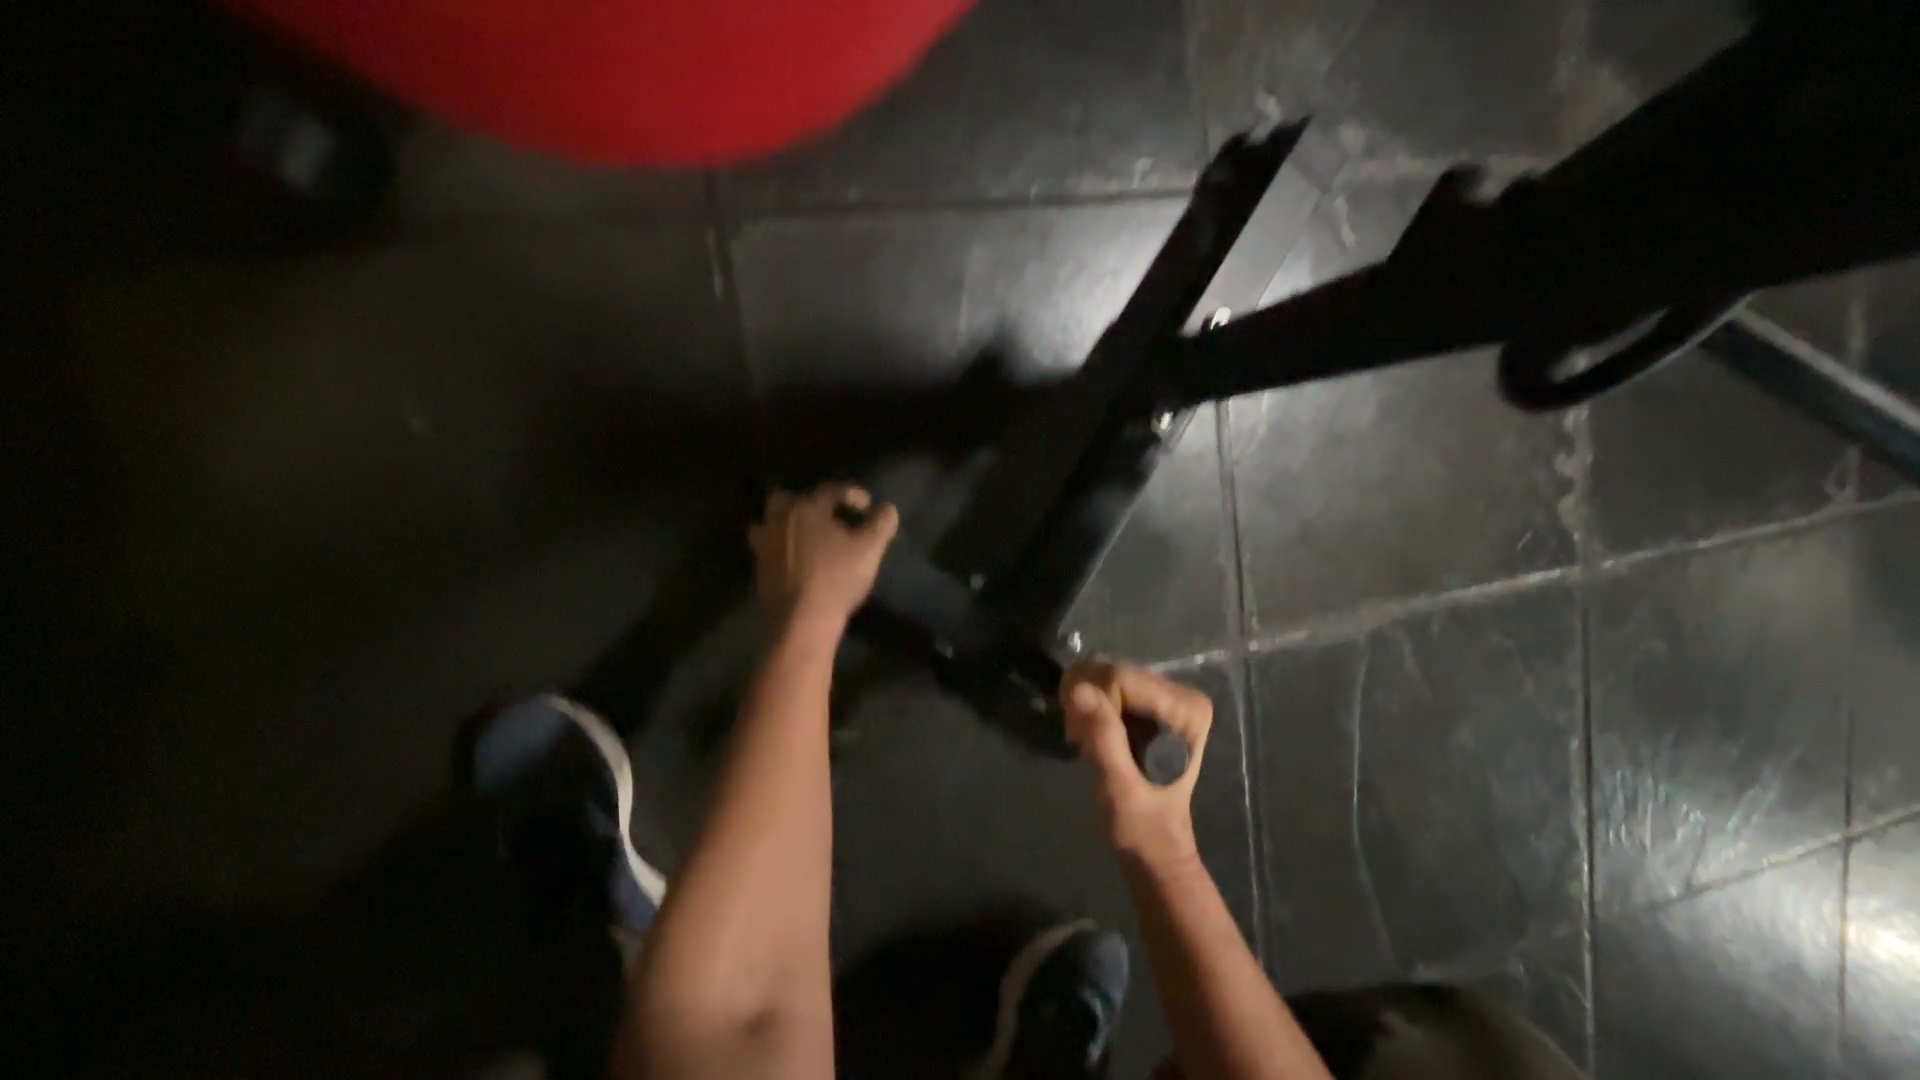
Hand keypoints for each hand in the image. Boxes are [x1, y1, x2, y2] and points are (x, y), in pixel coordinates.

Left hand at [748, 483, 899, 624]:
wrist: (801, 620)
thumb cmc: (837, 578)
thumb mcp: (870, 549)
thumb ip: (881, 522)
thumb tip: (887, 508)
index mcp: (807, 508)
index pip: (831, 490)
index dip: (853, 495)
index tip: (868, 509)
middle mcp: (780, 518)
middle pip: (791, 498)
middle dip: (811, 503)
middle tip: (830, 519)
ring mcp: (764, 543)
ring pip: (773, 522)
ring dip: (789, 524)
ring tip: (809, 538)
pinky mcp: (759, 568)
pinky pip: (768, 547)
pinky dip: (782, 547)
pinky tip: (798, 561)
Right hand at [1061, 661, 1212, 866]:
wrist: (1154, 850)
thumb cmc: (1139, 824)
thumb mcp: (1116, 786)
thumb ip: (1103, 737)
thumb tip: (1079, 690)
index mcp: (1185, 709)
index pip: (1119, 678)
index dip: (1090, 702)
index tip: (1079, 737)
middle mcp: (1183, 695)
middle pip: (1113, 671)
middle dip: (1085, 700)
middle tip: (1078, 739)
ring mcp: (1169, 699)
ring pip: (1106, 675)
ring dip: (1085, 705)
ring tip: (1085, 741)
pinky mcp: (1153, 706)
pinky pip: (1108, 687)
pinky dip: (1091, 708)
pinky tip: (1092, 735)